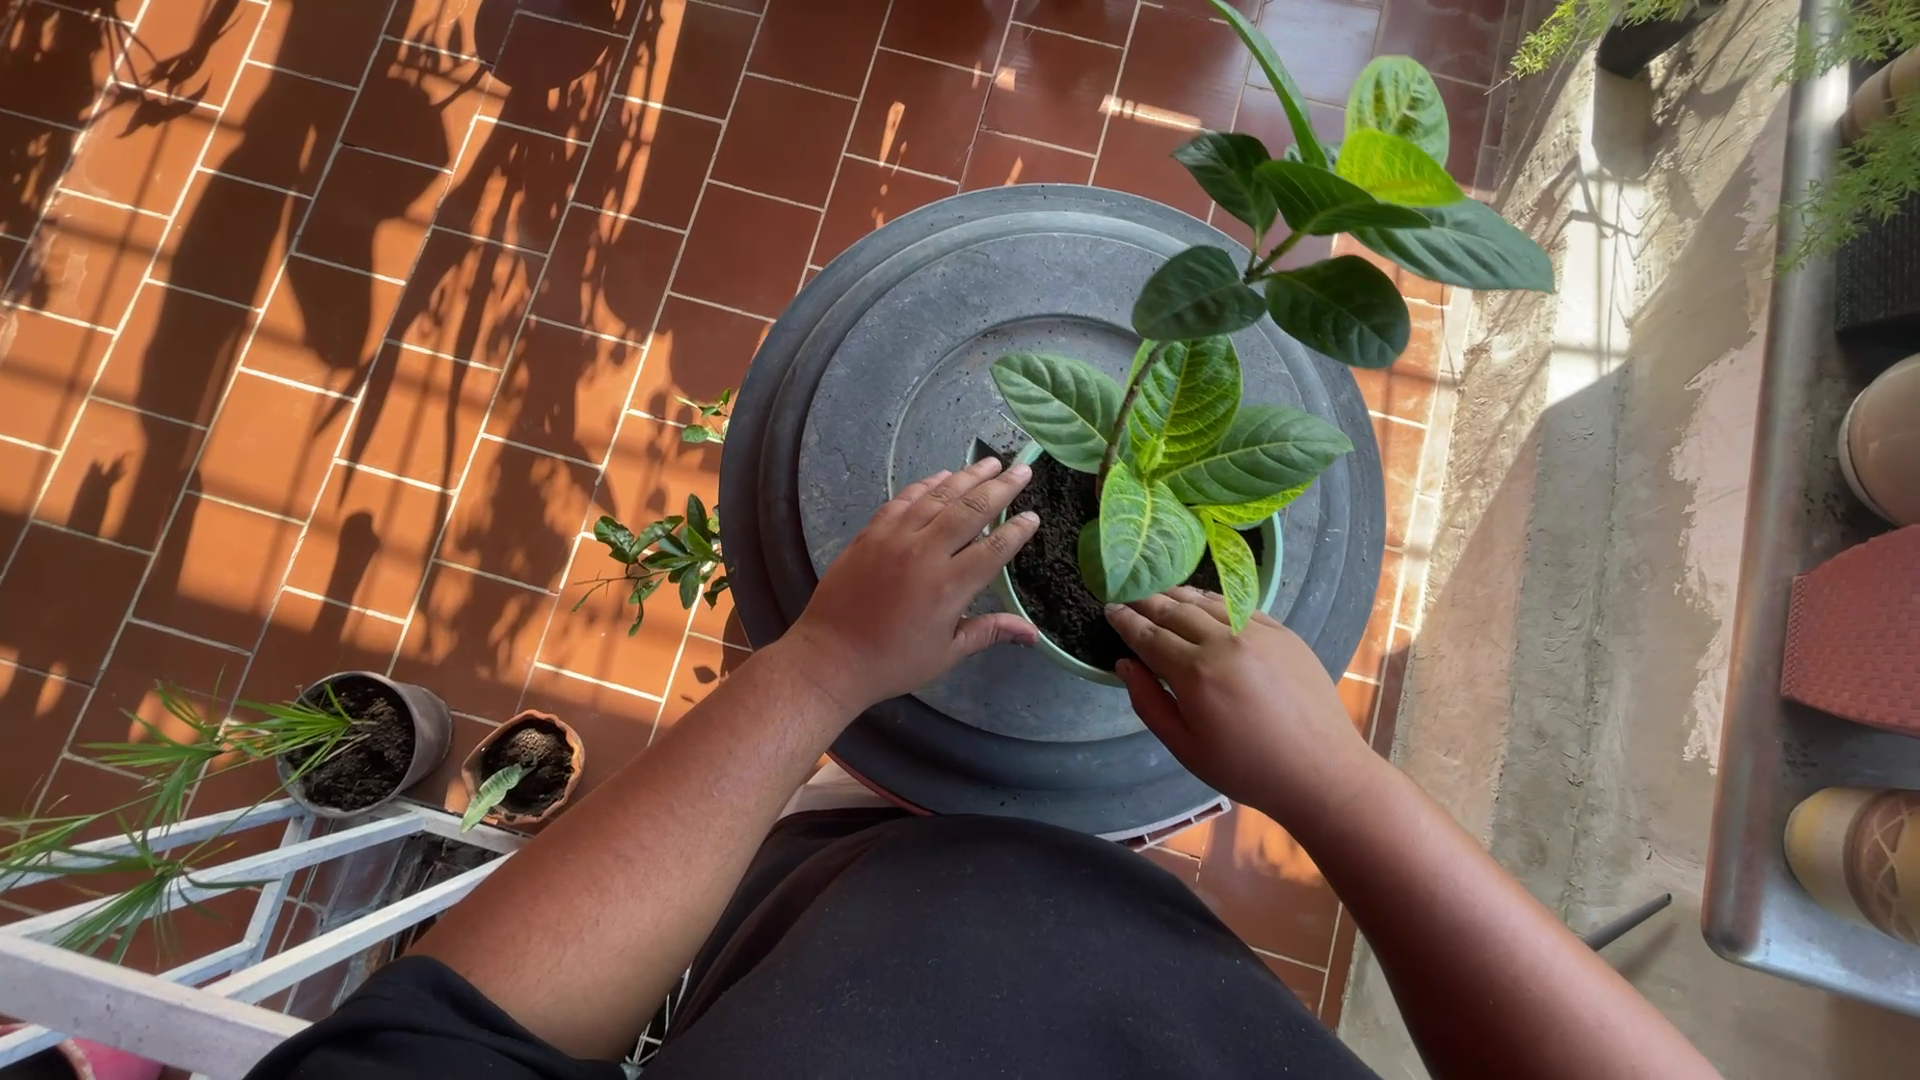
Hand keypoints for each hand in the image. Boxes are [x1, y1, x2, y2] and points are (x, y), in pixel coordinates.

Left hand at [774, 458, 1041, 713]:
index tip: (1034, 515)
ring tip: (989, 462)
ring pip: (938, 497)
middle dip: (1001, 488)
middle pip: (971, 510)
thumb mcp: (948, 653)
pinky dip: (925, 485)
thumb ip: (990, 632)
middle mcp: (926, 554)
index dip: (1017, 531)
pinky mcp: (871, 534)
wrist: (831, 657)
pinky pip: (903, 500)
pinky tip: (942, 476)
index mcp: (950, 587)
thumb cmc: (893, 662)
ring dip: (967, 477)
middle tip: (1022, 469)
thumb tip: (1033, 635)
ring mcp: (895, 539)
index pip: (995, 549)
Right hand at [1105, 586, 1381, 821]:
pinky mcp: (1283, 633)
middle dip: (1146, 601)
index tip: (1109, 609)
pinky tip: (1202, 601)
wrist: (1322, 772)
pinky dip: (1213, 599)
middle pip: (1174, 611)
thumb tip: (1124, 664)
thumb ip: (1148, 702)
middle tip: (1127, 595)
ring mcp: (1257, 633)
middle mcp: (1223, 642)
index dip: (1125, 621)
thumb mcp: (1185, 747)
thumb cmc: (1246, 769)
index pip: (1148, 636)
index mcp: (1195, 673)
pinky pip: (1239, 605)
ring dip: (1177, 594)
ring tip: (1159, 593)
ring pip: (1206, 601)